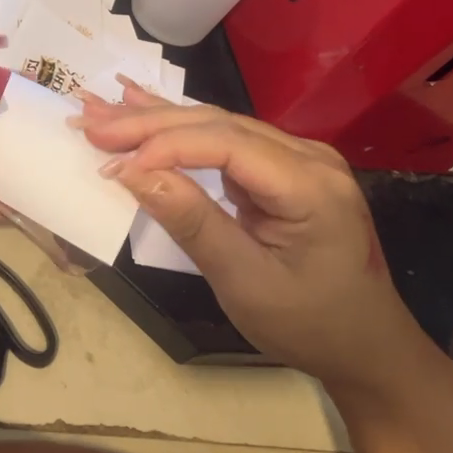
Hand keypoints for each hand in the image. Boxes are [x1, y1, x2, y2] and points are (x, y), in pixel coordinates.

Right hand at [81, 82, 423, 385]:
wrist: (365, 347)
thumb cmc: (308, 324)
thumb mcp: (245, 282)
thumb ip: (192, 222)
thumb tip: (132, 173)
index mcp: (310, 185)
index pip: (226, 144)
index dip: (164, 146)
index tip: (110, 162)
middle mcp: (307, 155)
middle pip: (216, 125)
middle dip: (147, 123)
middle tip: (87, 120)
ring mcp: (295, 156)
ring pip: (214, 125)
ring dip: (154, 119)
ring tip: (100, 108)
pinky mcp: (279, 166)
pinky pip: (221, 139)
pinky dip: (176, 129)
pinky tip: (141, 105)